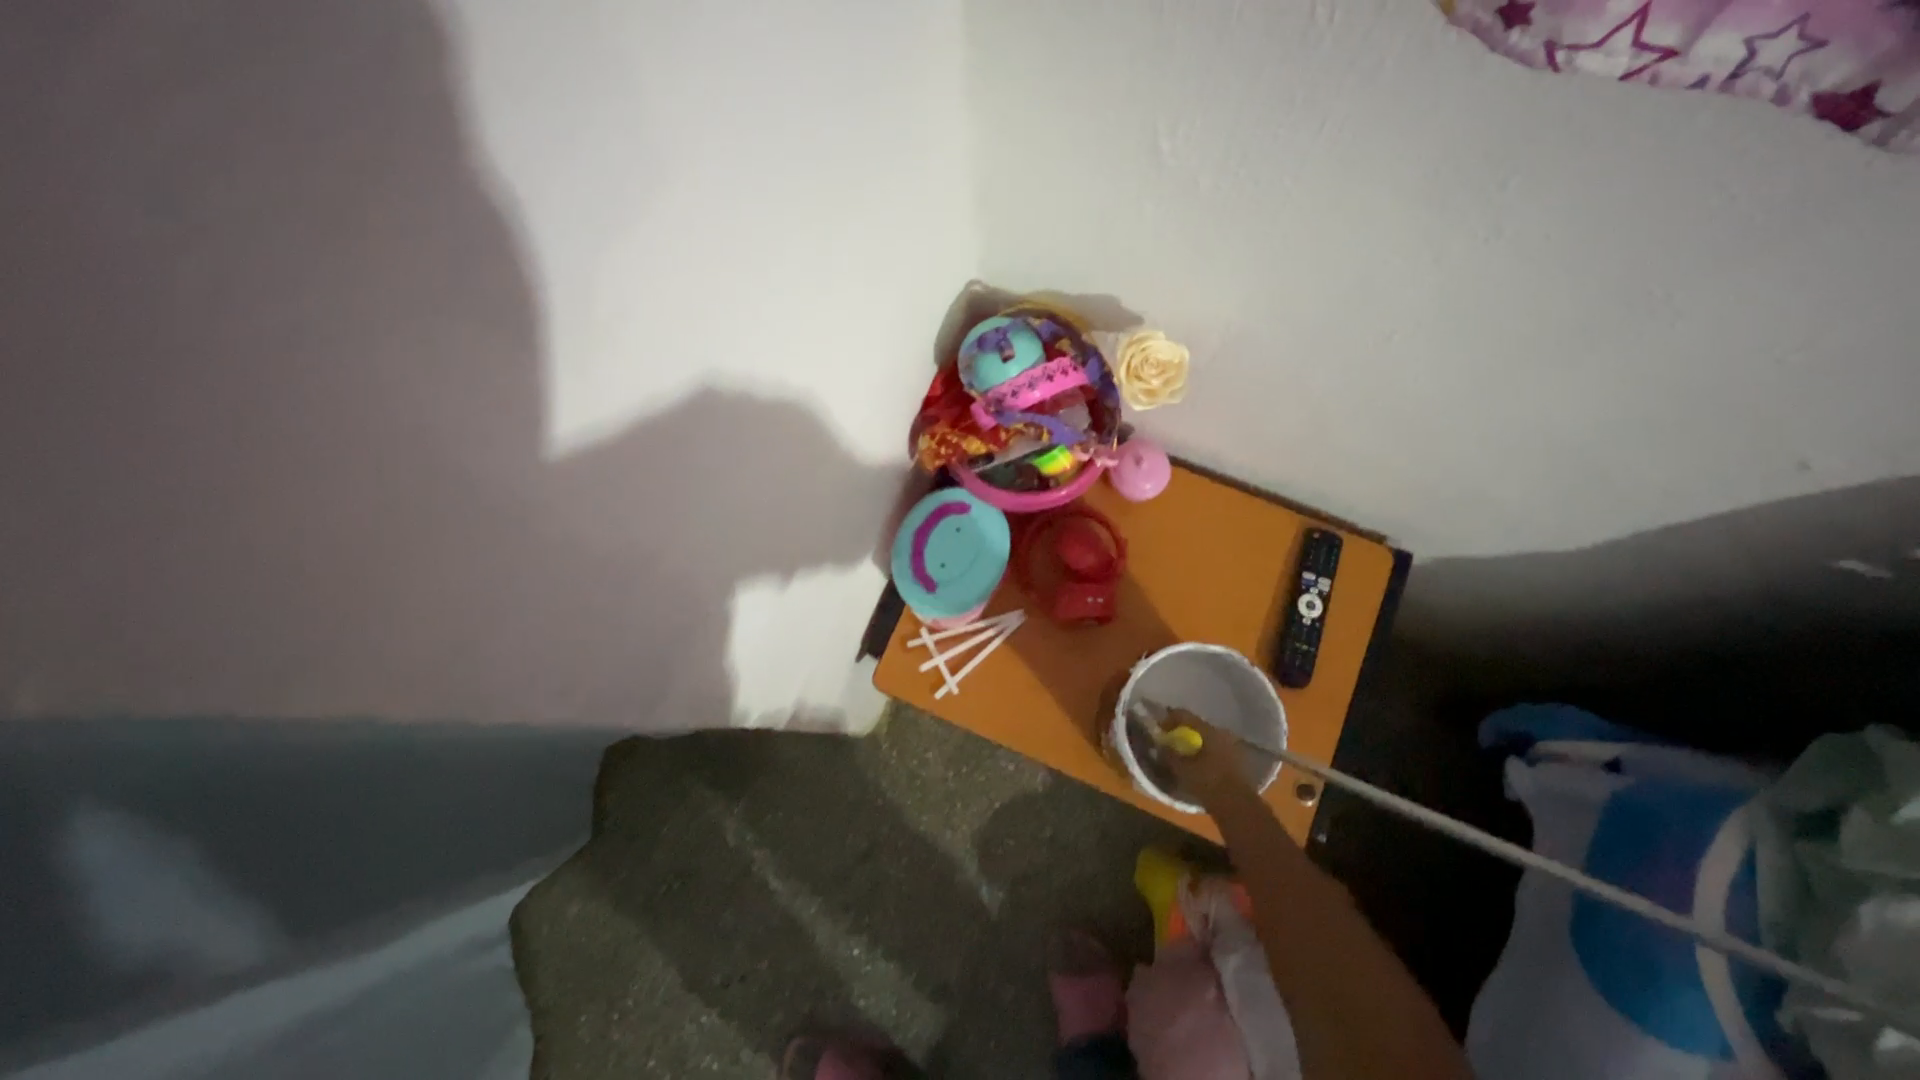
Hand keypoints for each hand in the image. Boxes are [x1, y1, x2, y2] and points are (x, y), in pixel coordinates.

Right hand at [1161, 710, 1255, 810]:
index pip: (1183, 715)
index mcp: (1208, 730)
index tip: (1159, 730)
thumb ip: (1169, 754)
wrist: (1237, 805)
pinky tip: (1197, 766)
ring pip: (1206, 738)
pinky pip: (1214, 749)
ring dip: (1194, 744)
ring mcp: (1231, 745)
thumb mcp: (1181, 769)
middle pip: (1196, 726)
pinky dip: (1204, 753)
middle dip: (1181, 733)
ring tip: (1182, 757)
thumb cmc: (1208, 783)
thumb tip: (1160, 745)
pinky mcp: (1236, 759)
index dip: (1168, 719)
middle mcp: (1221, 732)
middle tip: (1169, 743)